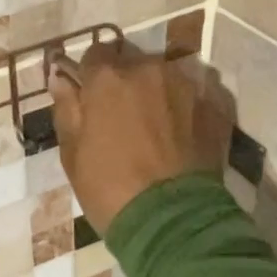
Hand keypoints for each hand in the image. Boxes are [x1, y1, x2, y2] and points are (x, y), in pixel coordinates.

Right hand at [48, 41, 218, 235]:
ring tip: (156, 131)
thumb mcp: (73, 156)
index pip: (94, 54)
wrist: (171, 222)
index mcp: (108, 78)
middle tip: (123, 120)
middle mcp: (150, 69)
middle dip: (125, 83)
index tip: (91, 101)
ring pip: (165, 77)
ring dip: (157, 93)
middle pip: (133, 63)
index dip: (91, 77)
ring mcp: (188, 84)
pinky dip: (186, 108)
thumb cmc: (110, 191)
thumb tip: (60, 77)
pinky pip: (195, 95)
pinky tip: (182, 136)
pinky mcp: (216, 104)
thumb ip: (67, 109)